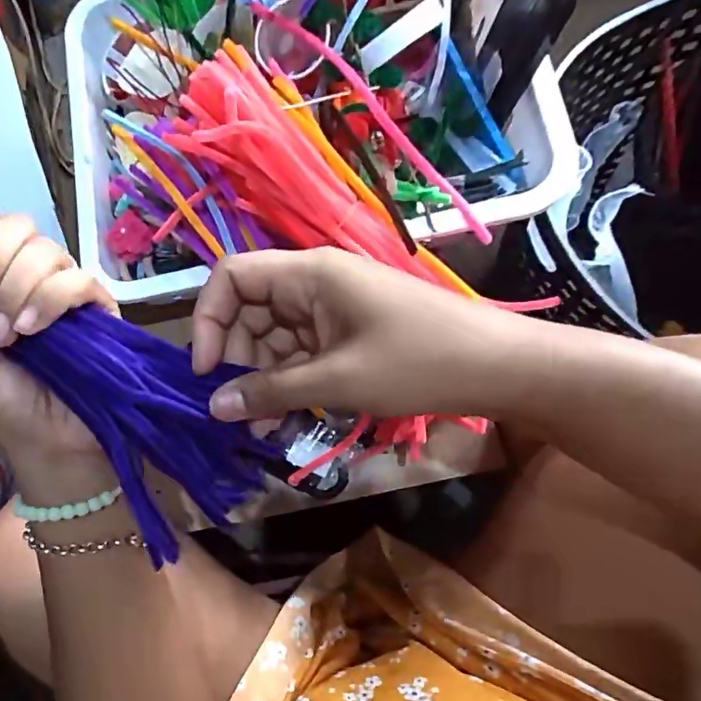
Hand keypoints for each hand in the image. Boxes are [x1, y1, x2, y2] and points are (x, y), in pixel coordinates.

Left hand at [0, 190, 119, 487]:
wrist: (47, 442)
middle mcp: (31, 279)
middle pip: (17, 228)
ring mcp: (68, 294)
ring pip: (48, 251)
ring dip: (17, 290)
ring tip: (10, 336)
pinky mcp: (100, 311)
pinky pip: (78, 279)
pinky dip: (50, 299)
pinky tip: (35, 331)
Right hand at [189, 248, 517, 420]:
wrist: (494, 366)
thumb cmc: (416, 363)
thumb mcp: (336, 381)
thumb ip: (271, 392)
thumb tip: (214, 406)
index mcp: (309, 274)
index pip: (232, 277)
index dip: (208, 320)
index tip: (206, 371)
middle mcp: (316, 283)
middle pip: (251, 311)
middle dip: (239, 360)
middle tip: (242, 410)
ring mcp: (335, 309)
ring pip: (277, 338)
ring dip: (266, 379)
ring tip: (267, 426)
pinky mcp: (350, 333)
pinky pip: (305, 352)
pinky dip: (293, 382)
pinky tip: (290, 416)